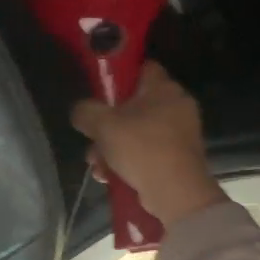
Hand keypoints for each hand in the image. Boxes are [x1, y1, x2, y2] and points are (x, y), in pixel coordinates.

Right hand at [70, 61, 225, 227]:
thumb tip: (80, 110)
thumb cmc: (141, 148)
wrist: (175, 191)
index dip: (120, 77)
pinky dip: (127, 162)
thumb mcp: (103, 125)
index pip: (142, 69)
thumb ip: (86, 111)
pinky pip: (145, 151)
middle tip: (92, 139)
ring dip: (111, 148)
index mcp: (164, 89)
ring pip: (135, 133)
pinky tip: (111, 177)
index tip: (100, 94)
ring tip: (98, 166)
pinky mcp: (177, 157)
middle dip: (107, 126)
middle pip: (133, 107)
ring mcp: (179, 133)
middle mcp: (176, 106)